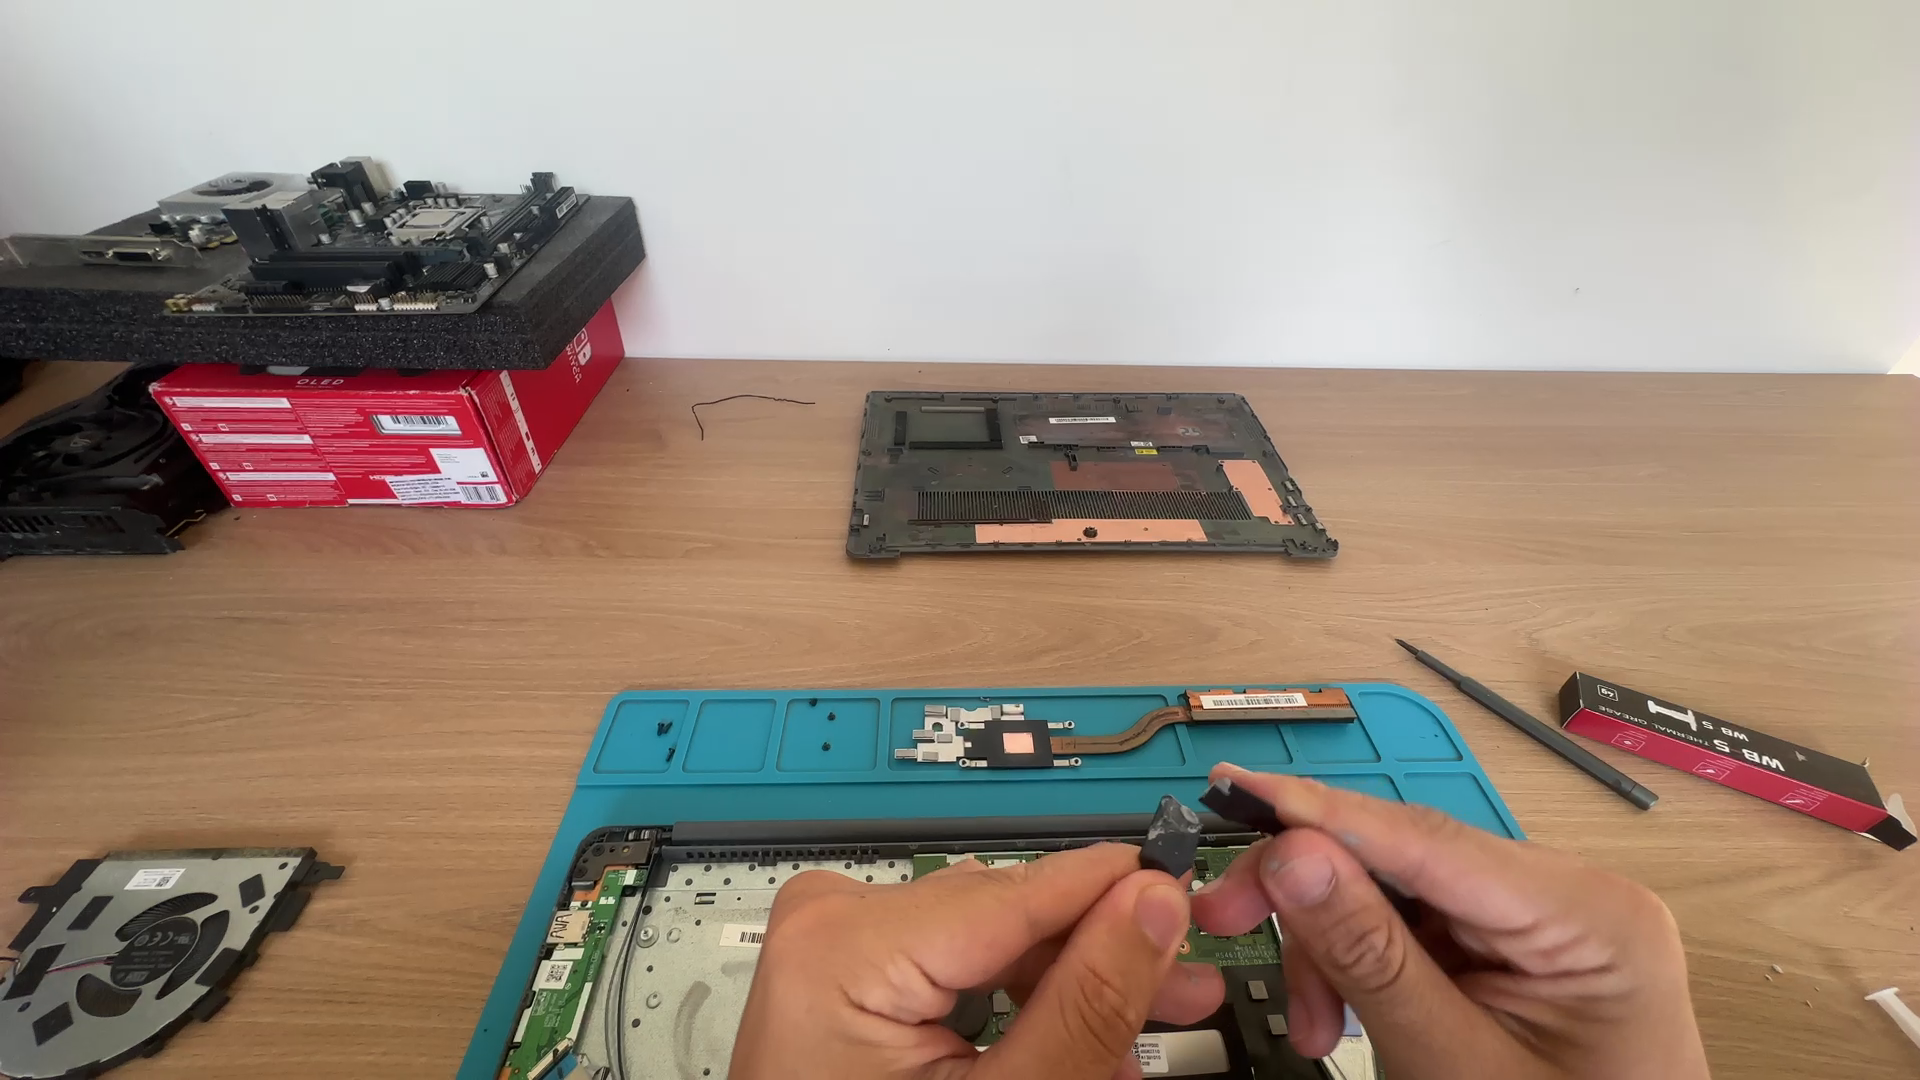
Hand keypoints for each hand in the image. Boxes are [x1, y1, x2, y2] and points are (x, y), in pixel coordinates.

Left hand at [729, 843, 1226, 1079]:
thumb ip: (1081, 1008)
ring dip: (1069, 975)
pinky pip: (954, 957)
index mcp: (846, 945)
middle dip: (1098, 949)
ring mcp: (838, 935)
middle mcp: (834, 916)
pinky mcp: (850, 957)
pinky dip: (1018, 992)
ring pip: (988, 934)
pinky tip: (1080, 1022)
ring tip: (1152, 1006)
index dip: (1109, 886)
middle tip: (1185, 978)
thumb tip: (1152, 907)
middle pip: (1003, 912)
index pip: (1011, 892)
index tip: (1182, 888)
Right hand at [1191, 764, 1709, 1078]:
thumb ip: (1371, 957)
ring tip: (1311, 1023)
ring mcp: (1520, 913)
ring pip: (1376, 888)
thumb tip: (1289, 853)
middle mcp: (1555, 891)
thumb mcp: (1455, 1069)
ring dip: (1324, 947)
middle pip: (1390, 858)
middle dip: (1308, 898)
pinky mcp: (1489, 936)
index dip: (1317, 809)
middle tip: (1224, 915)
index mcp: (1587, 916)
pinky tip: (1333, 1015)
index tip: (1232, 784)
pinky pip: (1390, 919)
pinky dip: (1347, 961)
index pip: (1422, 839)